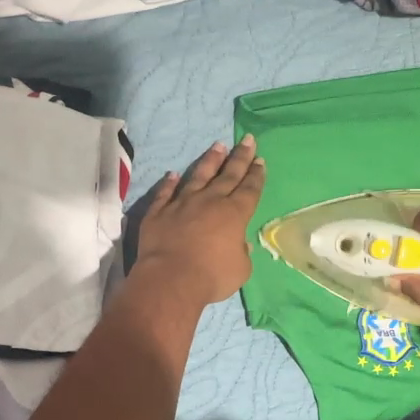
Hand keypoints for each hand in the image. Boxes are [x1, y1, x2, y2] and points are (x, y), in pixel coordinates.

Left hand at [130, 136, 265, 306]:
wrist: (171, 278)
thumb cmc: (212, 276)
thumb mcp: (240, 269)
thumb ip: (242, 252)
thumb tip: (241, 243)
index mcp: (234, 214)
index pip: (249, 190)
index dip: (256, 175)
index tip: (260, 161)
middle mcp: (210, 202)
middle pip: (228, 175)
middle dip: (239, 158)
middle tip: (247, 140)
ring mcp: (182, 204)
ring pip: (198, 176)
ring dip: (209, 161)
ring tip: (217, 146)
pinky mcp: (159, 212)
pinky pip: (165, 193)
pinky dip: (169, 183)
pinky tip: (173, 174)